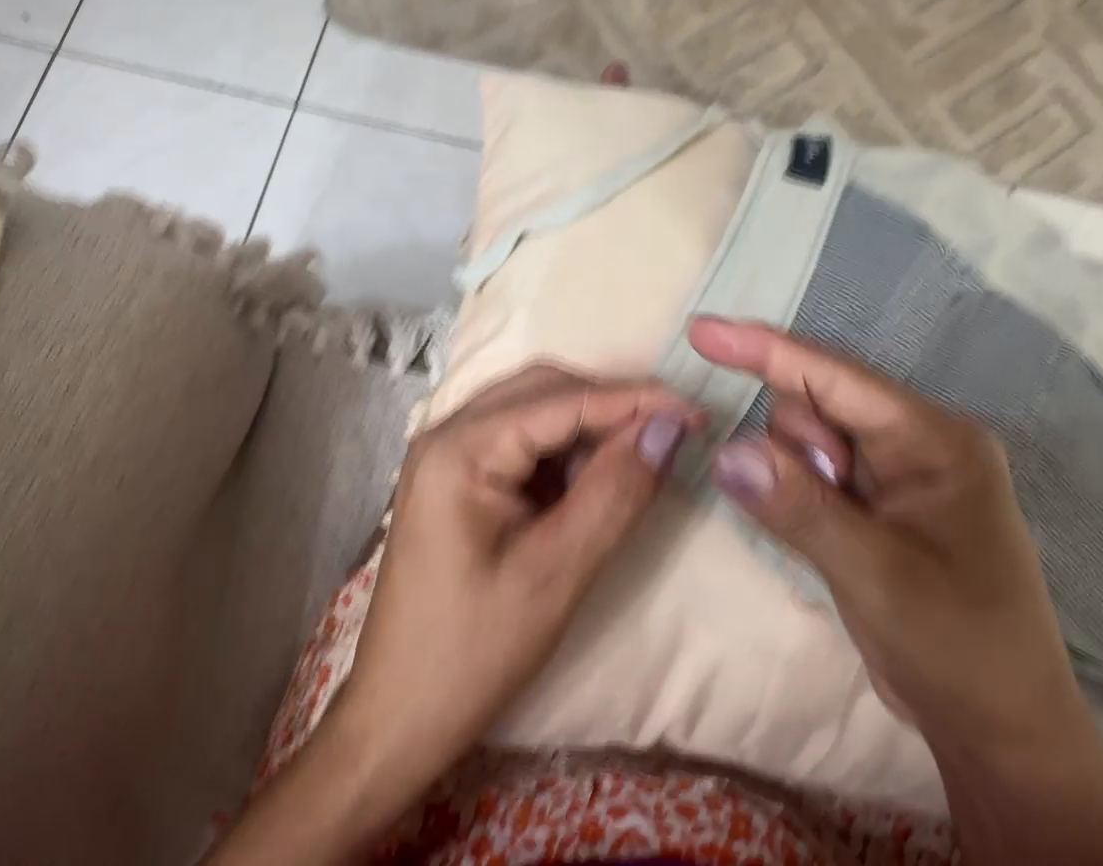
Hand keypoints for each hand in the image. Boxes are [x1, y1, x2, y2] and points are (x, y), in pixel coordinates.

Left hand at [337, 364, 693, 788]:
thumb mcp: (558, 571)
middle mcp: (444, 433)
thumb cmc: (475, 649)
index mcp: (459, 449)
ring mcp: (444, 455)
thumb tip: (670, 427)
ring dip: (588, 426)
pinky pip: (518, 442)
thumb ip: (616, 491)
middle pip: (543, 390)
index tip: (699, 412)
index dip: (635, 399)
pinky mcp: (453, 480)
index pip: (562, 399)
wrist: (402, 711)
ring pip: (532, 411)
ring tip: (640, 456)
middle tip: (673, 434)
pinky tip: (593, 478)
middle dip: (611, 405)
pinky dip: (562, 451)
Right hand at [689, 317, 1086, 752]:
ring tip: (837, 543)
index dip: (764, 351)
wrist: (997, 724)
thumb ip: (800, 508)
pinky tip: (819, 533)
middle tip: (827, 520)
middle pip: (817, 406)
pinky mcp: (878, 508)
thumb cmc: (957, 644)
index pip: (835, 378)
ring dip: (798, 480)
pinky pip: (815, 477)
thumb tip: (728, 450)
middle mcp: (918, 444)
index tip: (700, 330)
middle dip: (796, 448)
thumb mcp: (875, 575)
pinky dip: (798, 494)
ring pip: (809, 442)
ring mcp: (898, 477)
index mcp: (935, 440)